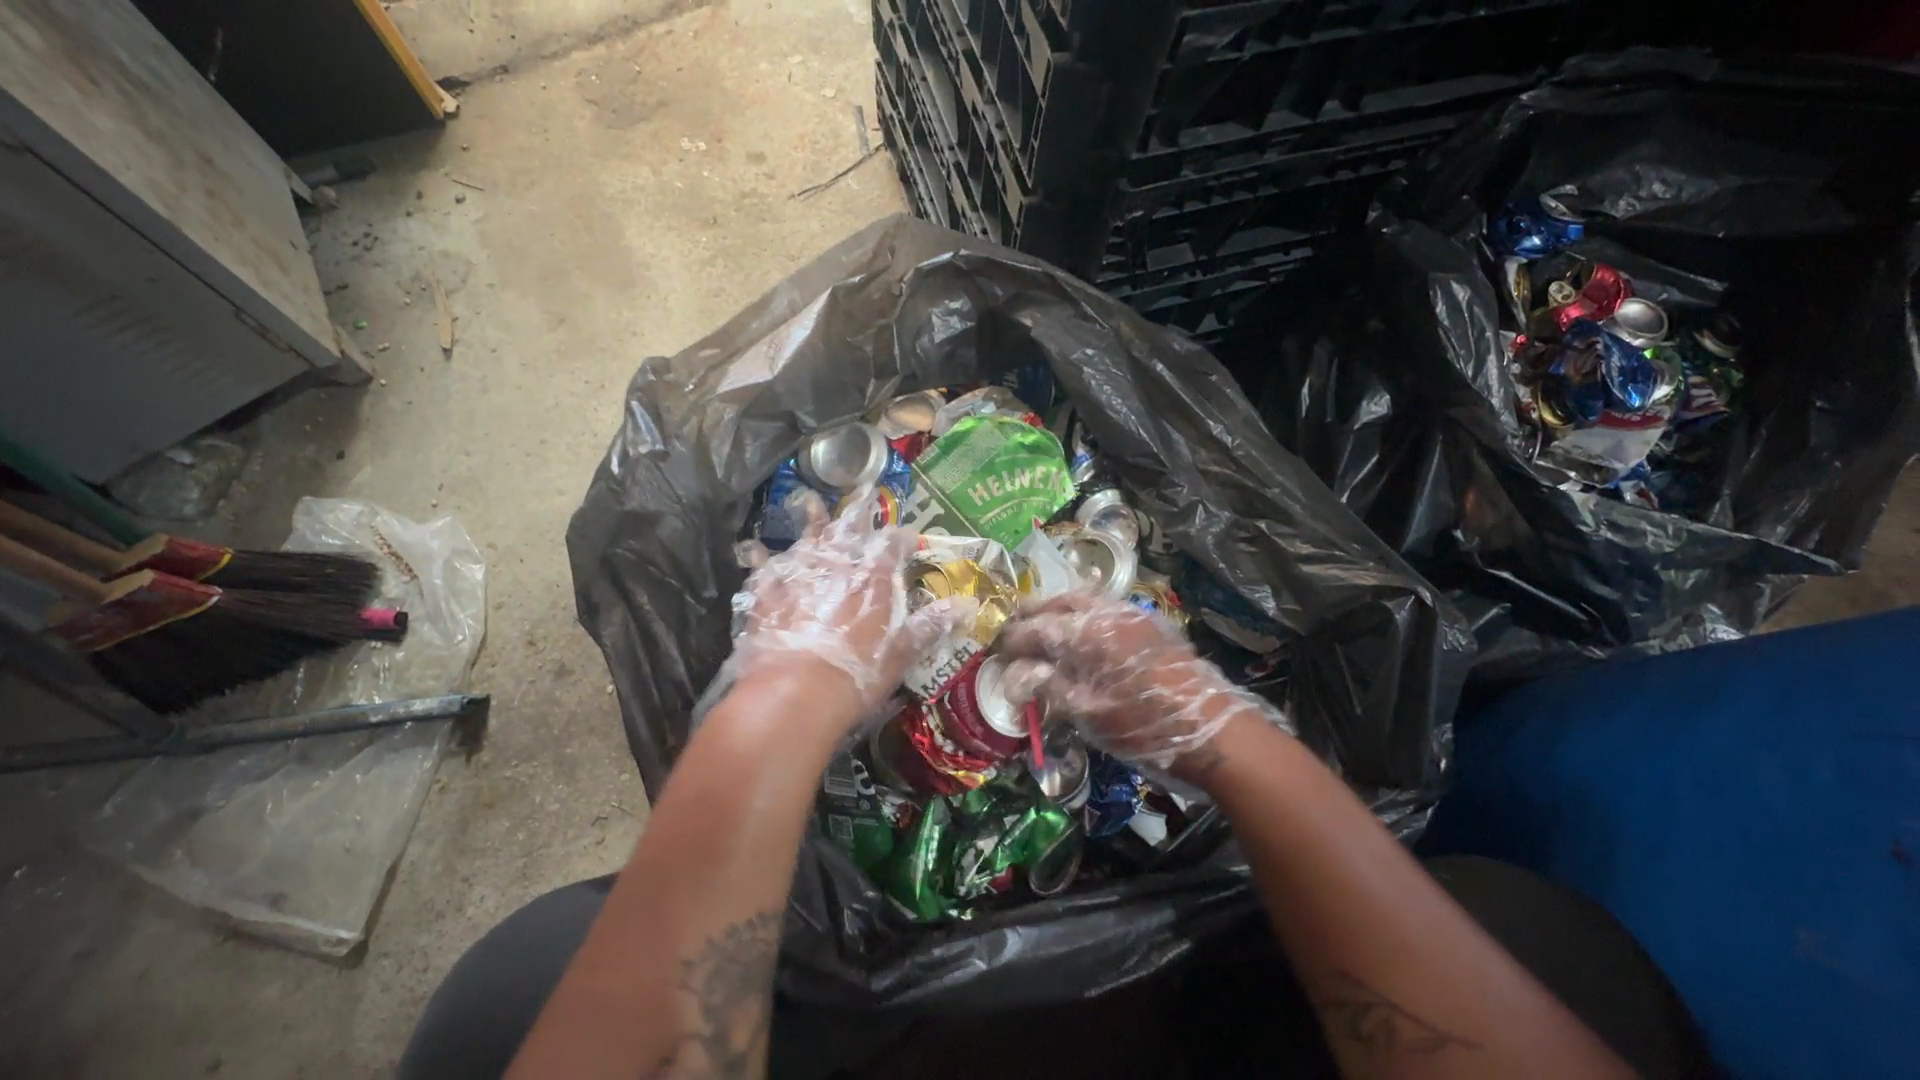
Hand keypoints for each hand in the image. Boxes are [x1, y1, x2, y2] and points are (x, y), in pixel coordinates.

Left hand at [729, 510, 965, 729]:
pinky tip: (752, 547)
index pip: (894, 542)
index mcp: (874, 576)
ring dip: (810, 518)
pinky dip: (759, 555)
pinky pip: (762, 564)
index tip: (908, 540)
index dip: (903, 539)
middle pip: (849, 526)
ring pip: (806, 536)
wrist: (795, 689)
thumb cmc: (857, 671)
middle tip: (861, 490)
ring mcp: (799, 572)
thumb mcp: (903, 653)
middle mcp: (837, 563)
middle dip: (857, 510)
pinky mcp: (767, 589)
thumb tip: (969, 605)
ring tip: (808, 501)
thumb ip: (932, 625)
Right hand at [997, 592, 1289, 776]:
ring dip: (1059, 610)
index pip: (1037, 628)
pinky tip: (1082, 634)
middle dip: (1034, 614)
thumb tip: (1016, 676)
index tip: (996, 651)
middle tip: (1015, 630)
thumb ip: (1051, 689)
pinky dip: (1085, 614)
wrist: (1215, 731)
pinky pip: (1107, 608)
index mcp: (1088, 634)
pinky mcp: (1152, 626)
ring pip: (1086, 600)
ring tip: (1043, 628)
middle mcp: (1108, 614)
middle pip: (1060, 602)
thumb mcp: (1091, 716)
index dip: (1013, 640)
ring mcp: (1134, 616)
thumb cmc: (1147, 728)